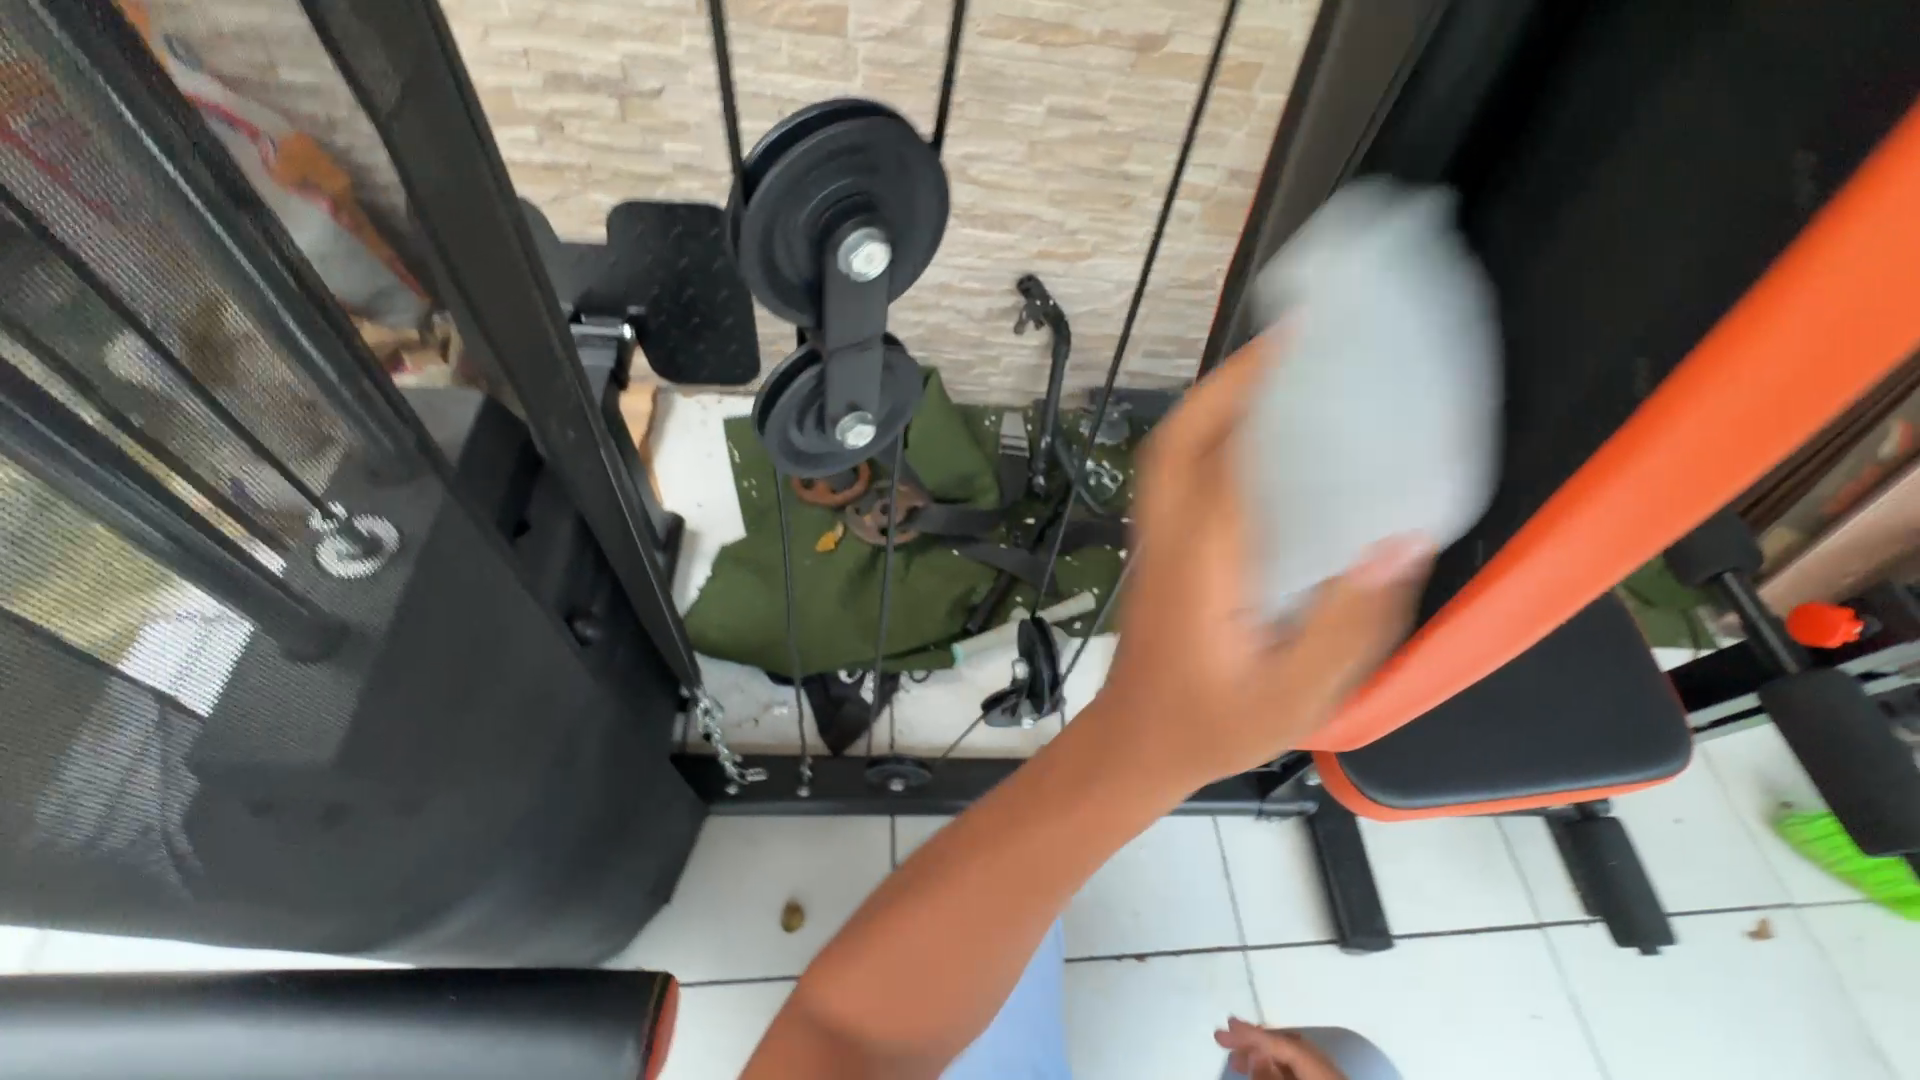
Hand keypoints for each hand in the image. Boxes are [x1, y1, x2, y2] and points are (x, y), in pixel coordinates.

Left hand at [1095, 342, 1433, 785]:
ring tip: (1278, 379)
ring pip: (1169, 452)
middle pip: (1179, 438)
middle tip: (1290, 348)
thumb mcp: (1294, 697)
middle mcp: (1167, 537)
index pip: (1227, 458)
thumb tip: (1397, 542)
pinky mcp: (1156, 550)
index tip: (1308, 351)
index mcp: (1201, 562)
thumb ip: (1346, 625)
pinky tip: (1257, 441)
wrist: (1135, 742)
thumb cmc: (1210, 726)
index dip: (1262, 397)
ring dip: (1215, 405)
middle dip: (1228, 383)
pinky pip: (1176, 475)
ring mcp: (1152, 540)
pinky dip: (1208, 440)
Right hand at [1215, 1018, 1348, 1079]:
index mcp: (1321, 1071)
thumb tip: (1255, 1054)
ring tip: (1237, 1061)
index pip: (1285, 1044)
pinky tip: (1264, 1074)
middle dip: (1257, 1041)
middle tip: (1225, 1039)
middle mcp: (1330, 1072)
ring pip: (1295, 1061)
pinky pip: (1300, 1074)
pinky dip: (1279, 1069)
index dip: (1253, 1034)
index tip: (1224, 1029)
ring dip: (1265, 1056)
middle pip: (1290, 1047)